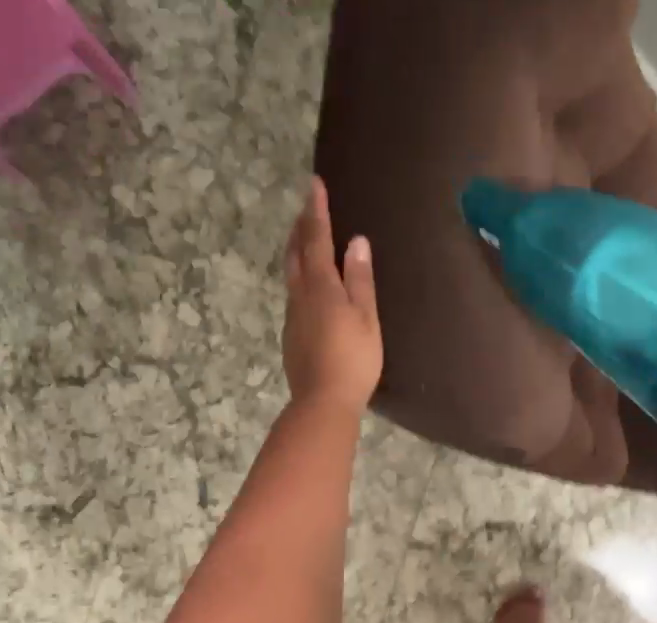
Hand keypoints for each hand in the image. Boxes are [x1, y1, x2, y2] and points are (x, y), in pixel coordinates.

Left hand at [281, 177, 381, 414]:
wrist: (323, 402)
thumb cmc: (353, 360)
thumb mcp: (366, 318)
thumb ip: (360, 280)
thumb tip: (356, 242)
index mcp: (321, 287)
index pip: (317, 239)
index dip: (316, 211)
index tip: (314, 184)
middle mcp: (300, 296)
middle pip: (296, 254)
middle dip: (301, 228)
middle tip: (306, 208)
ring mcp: (292, 318)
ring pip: (291, 274)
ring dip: (296, 251)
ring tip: (304, 240)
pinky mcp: (291, 337)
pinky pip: (294, 295)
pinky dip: (299, 278)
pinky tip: (307, 286)